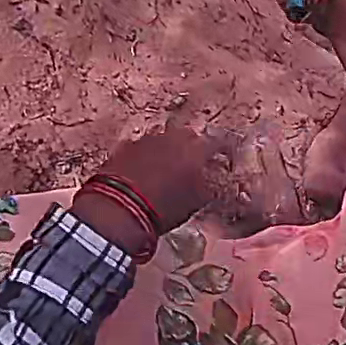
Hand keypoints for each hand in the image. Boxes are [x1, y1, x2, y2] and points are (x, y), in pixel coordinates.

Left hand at [74, 127, 230, 255]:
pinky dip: (148, 155)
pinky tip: (146, 170)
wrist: (119, 208)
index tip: (226, 156)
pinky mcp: (126, 146)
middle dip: (194, 147)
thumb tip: (214, 180)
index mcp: (195, 149)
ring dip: (169, 150)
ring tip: (169, 168)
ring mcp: (147, 139)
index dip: (224, 149)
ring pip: (164, 139)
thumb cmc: (164, 208)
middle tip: (196, 163)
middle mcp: (172, 137)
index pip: (217, 142)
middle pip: (189, 136)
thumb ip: (209, 185)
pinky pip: (144, 147)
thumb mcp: (196, 201)